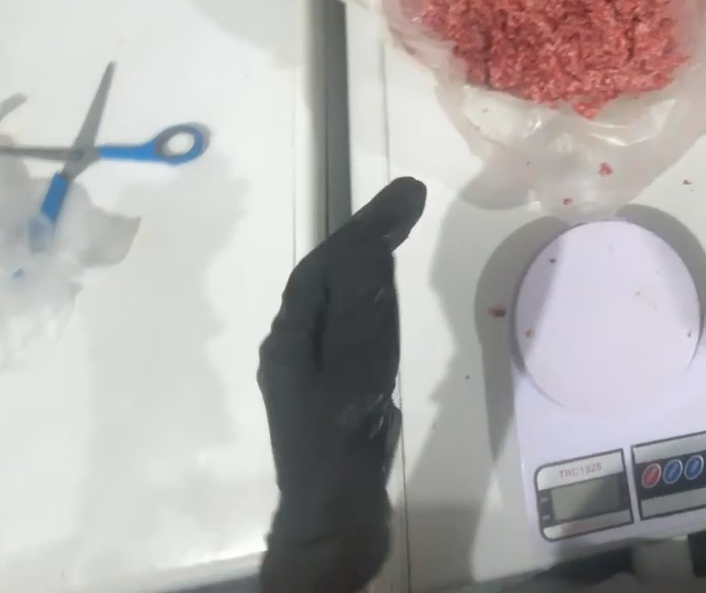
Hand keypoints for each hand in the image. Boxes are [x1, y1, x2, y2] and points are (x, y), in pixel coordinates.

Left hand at [258, 177, 426, 592]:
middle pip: (330, 271)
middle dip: (367, 232)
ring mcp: (308, 366)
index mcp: (294, 330)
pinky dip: (370, 291)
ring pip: (337, 294)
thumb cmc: (345, 433)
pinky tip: (385, 296)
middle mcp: (293, 341)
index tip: (412, 192)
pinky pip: (348, 319)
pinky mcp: (329, 385)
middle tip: (411, 204)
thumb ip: (363, 296)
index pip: (331, 258)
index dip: (370, 221)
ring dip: (366, 257)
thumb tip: (372, 231)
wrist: (332, 514)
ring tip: (399, 233)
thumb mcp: (356, 360)